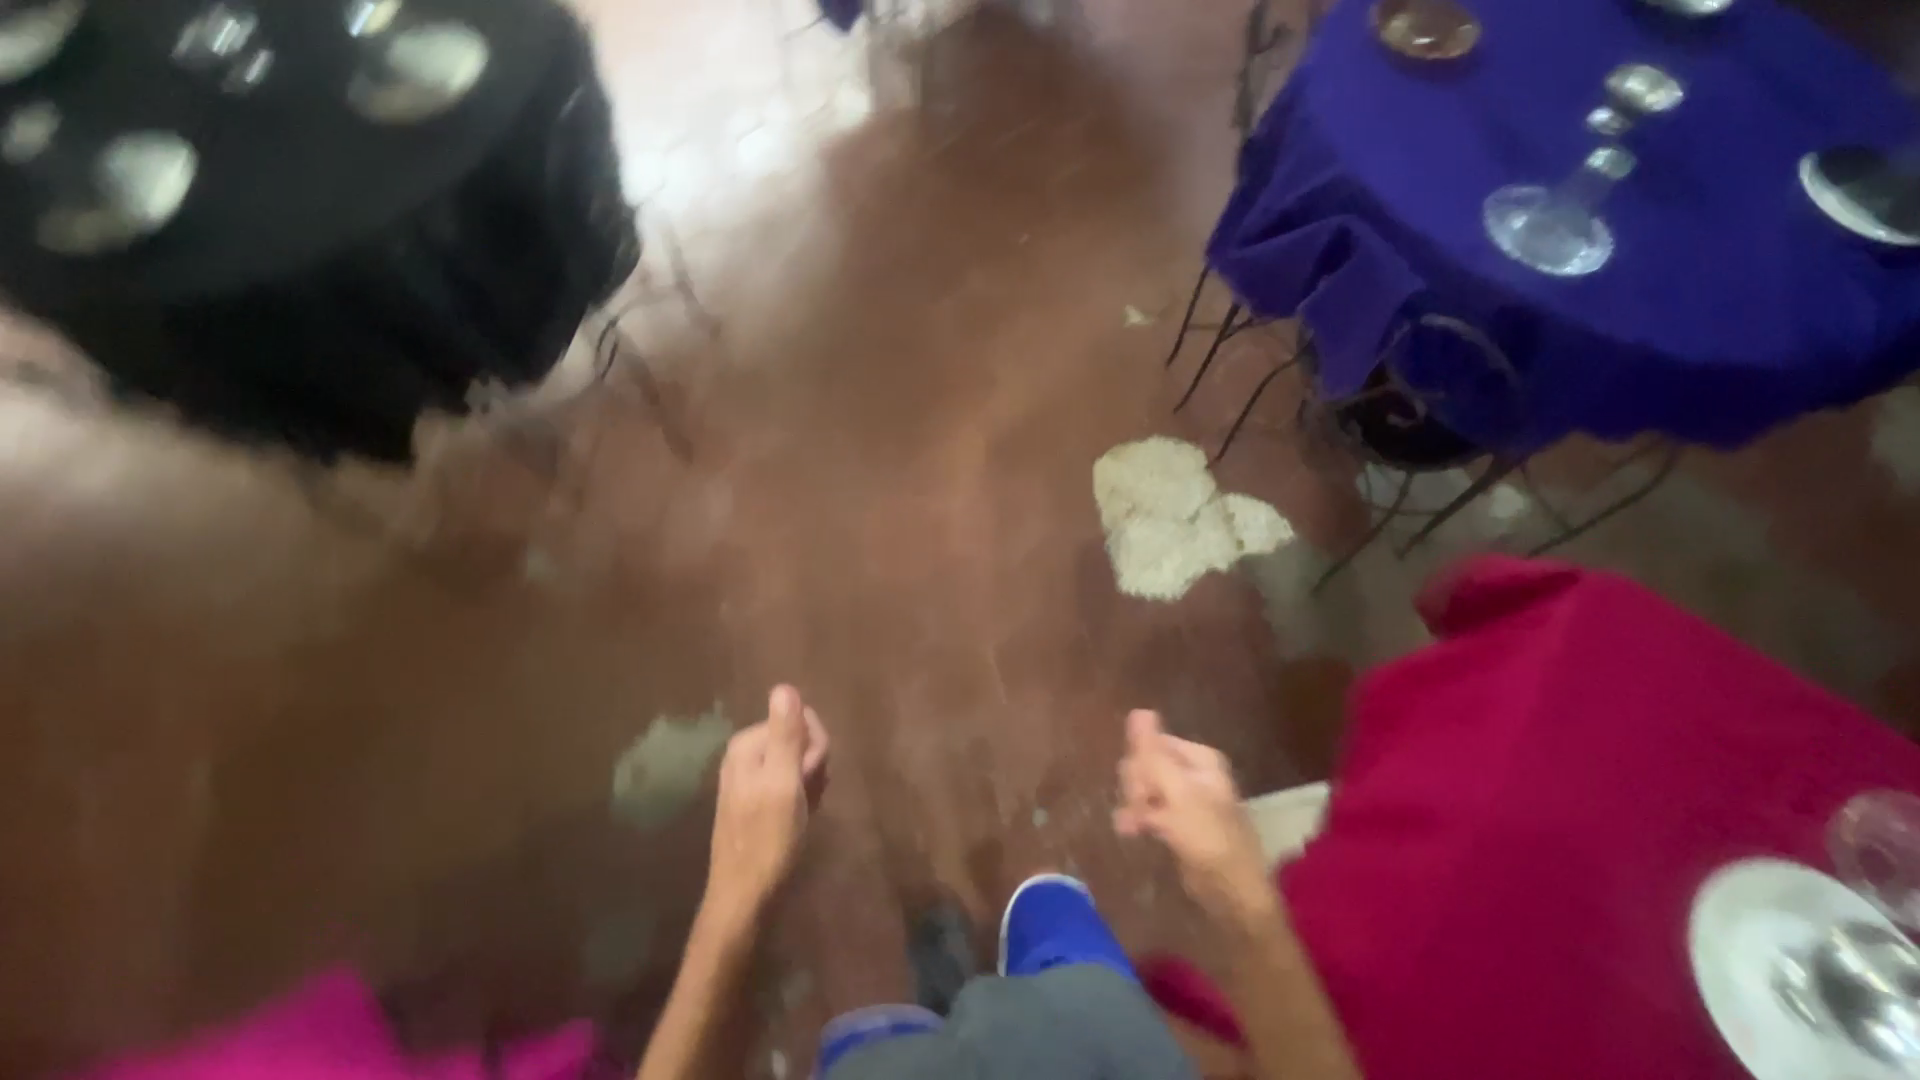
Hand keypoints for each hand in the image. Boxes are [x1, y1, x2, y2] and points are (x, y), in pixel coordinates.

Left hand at [701, 685, 829, 932]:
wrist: (746, 897)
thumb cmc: (768, 839)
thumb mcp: (783, 783)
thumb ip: (786, 734)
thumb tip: (784, 686)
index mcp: (748, 744)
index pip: (801, 720)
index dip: (815, 749)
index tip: (809, 779)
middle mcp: (746, 755)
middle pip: (801, 740)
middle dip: (814, 767)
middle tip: (806, 799)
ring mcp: (752, 779)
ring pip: (801, 765)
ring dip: (812, 786)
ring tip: (804, 813)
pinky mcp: (759, 801)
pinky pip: (793, 785)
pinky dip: (804, 799)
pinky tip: (801, 820)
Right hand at [1113, 710, 1275, 927]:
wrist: (1232, 893)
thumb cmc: (1209, 838)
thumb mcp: (1179, 792)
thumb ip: (1154, 754)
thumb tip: (1139, 710)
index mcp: (1199, 760)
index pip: (1154, 745)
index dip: (1140, 764)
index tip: (1137, 790)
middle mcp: (1193, 774)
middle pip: (1147, 765)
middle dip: (1137, 786)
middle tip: (1140, 808)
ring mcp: (1186, 801)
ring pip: (1145, 789)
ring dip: (1135, 804)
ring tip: (1131, 827)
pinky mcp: (1178, 826)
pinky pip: (1150, 811)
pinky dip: (1140, 819)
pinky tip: (1132, 832)